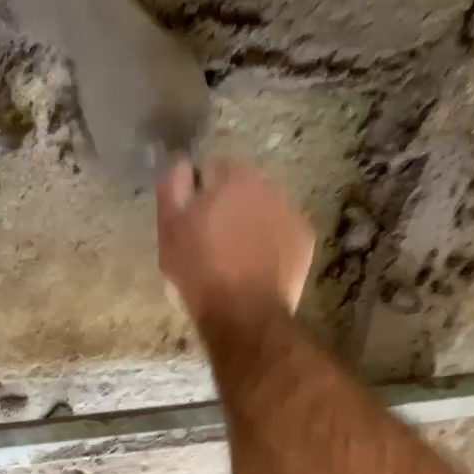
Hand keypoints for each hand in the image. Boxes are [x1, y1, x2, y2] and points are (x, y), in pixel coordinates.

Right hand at [155, 159, 313, 325]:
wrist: (243, 312)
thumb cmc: (199, 269)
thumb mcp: (169, 228)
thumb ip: (172, 187)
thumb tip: (179, 161)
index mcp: (233, 178)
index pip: (211, 167)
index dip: (196, 191)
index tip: (187, 216)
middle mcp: (269, 186)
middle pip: (240, 186)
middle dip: (225, 204)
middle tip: (206, 237)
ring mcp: (291, 212)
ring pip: (262, 208)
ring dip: (247, 221)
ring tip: (230, 254)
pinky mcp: (304, 239)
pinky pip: (280, 231)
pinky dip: (267, 241)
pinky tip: (252, 264)